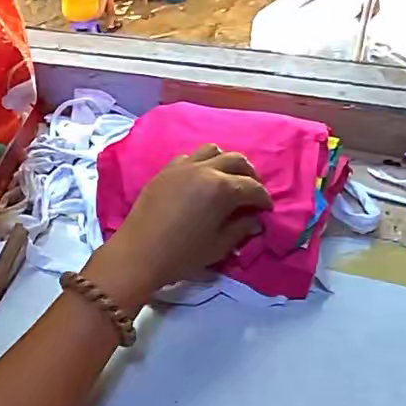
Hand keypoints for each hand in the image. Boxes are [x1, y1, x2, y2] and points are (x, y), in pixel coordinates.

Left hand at [85, 144, 271, 304]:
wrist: (138, 255)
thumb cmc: (181, 255)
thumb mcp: (218, 246)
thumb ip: (240, 229)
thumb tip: (254, 220)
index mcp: (222, 188)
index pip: (253, 187)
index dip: (264, 199)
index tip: (267, 210)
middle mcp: (205, 169)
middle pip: (237, 160)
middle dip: (250, 175)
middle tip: (252, 193)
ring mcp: (183, 166)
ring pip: (214, 150)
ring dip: (227, 162)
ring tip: (229, 180)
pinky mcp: (166, 171)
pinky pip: (190, 157)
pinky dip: (203, 164)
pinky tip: (202, 180)